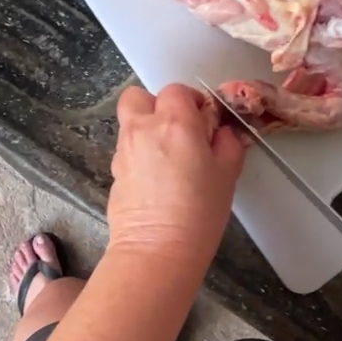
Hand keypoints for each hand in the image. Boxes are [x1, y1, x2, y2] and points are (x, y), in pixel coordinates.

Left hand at [105, 84, 246, 263]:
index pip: (177, 90)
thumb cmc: (199, 211)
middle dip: (156, 105)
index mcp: (174, 122)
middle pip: (138, 96)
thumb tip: (222, 131)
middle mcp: (143, 128)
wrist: (157, 250)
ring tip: (167, 156)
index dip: (192, 101)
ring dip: (146, 128)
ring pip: (130, 122)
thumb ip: (227, 143)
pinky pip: (126, 149)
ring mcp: (124, 150)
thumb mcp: (227, 174)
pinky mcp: (113, 172)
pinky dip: (139, 154)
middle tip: (177, 129)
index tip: (204, 121)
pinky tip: (155, 179)